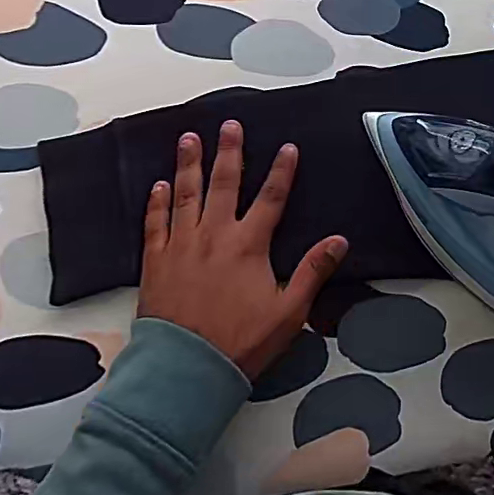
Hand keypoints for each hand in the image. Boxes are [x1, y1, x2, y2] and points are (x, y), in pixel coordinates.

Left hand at [138, 121, 347, 378]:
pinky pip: (155, 223)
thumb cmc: (241, 342)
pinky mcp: (157, 261)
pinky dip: (156, 202)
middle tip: (229, 125)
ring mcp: (182, 245)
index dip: (282, 171)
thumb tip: (338, 241)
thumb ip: (313, 271)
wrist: (185, 369)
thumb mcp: (289, 312)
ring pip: (186, 194)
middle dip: (230, 152)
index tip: (288, 147)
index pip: (271, 198)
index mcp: (248, 245)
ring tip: (189, 138)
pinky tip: (158, 184)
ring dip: (189, 164)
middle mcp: (214, 236)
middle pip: (224, 184)